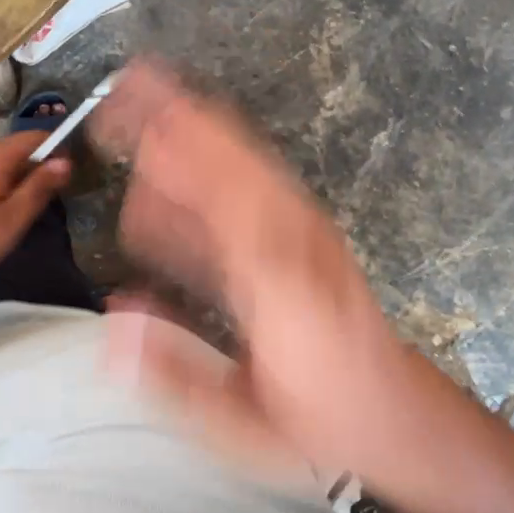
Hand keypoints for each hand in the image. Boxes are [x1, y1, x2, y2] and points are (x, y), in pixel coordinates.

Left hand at [0, 131, 71, 283]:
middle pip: (17, 149)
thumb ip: (39, 187)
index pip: (33, 136)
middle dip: (38, 167)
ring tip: (25, 211)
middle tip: (49, 200)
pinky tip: (0, 212)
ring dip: (19, 179)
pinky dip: (2, 184)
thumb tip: (65, 161)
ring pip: (2, 163)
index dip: (56, 148)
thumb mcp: (12, 218)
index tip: (69, 173)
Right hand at [91, 59, 404, 477]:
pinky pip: (254, 170)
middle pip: (232, 154)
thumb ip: (177, 374)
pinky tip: (176, 142)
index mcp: (280, 281)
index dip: (174, 155)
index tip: (125, 123)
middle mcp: (293, 235)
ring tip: (138, 93)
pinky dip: (212, 146)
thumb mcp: (245, 424)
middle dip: (175, 115)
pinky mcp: (305, 222)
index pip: (222, 199)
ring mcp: (304, 223)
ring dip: (192, 119)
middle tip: (119, 88)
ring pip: (244, 151)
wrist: (400, 412)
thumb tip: (113, 322)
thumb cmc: (321, 422)